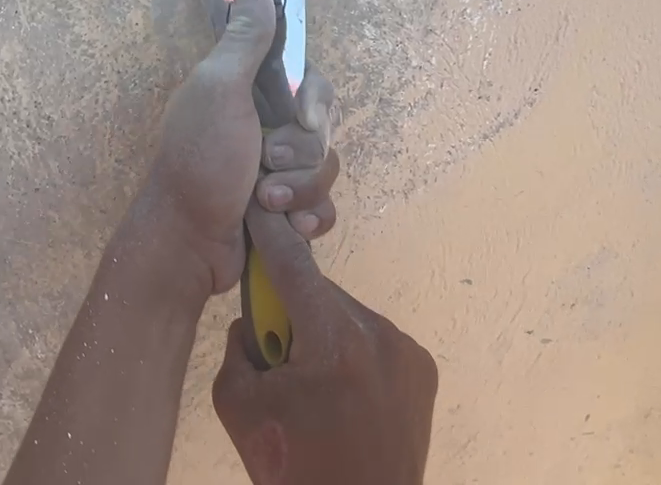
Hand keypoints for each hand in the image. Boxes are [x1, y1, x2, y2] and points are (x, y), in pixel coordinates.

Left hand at [140, 0, 340, 295]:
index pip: (310, 81)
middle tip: (265, 166)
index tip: (303, 118)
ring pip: (326, 170)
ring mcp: (276, 170)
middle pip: (323, 128)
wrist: (188, 242)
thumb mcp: (221, 89)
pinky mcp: (286, 210)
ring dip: (300, 190)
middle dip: (301, 154)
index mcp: (250, 91)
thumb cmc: (201, 158)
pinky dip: (311, 219)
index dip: (315, 100)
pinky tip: (292, 229)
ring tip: (266, 204)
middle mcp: (266, 126)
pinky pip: (325, 208)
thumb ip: (245, 38)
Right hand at [212, 203, 437, 484]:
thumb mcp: (238, 404)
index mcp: (331, 342)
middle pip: (317, 290)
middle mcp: (377, 334)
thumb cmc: (290, 466)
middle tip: (277, 345)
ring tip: (314, 379)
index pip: (290, 261)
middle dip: (291, 304)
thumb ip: (239, 344)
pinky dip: (350, 348)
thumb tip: (256, 320)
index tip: (256, 201)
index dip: (268, 229)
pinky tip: (344, 389)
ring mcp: (406, 351)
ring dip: (322, 327)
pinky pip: (371, 337)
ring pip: (344, 313)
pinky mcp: (422, 369)